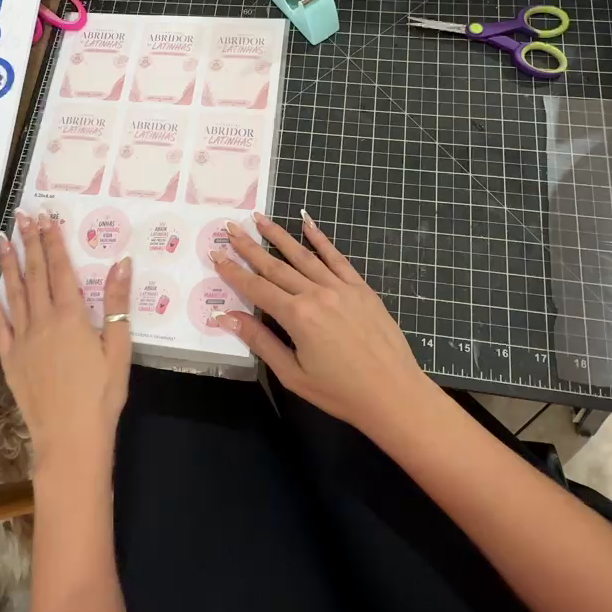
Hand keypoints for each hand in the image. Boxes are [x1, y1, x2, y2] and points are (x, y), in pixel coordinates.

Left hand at [0, 212, 132, 474]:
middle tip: (23, 215)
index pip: (61, 268)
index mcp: (72, 315)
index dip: (54, 241)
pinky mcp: (9, 357)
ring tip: (3, 237)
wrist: (70, 437)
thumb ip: (117, 302)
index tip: (47, 217)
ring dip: (10, 262)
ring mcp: (22, 338)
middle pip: (36, 273)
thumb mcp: (119, 347)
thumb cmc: (102, 394)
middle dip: (30, 242)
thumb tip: (122, 261)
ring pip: (14, 291)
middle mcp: (43, 320)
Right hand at [212, 212, 436, 439]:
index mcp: (297, 316)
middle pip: (275, 266)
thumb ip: (260, 341)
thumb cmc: (340, 393)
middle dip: (250, 247)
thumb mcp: (293, 374)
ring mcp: (341, 287)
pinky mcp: (361, 288)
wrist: (394, 393)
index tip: (216, 255)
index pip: (257, 288)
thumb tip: (225, 317)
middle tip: (230, 228)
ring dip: (279, 235)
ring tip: (260, 218)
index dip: (234, 272)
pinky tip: (307, 224)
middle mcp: (316, 293)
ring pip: (303, 255)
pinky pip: (337, 258)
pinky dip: (320, 240)